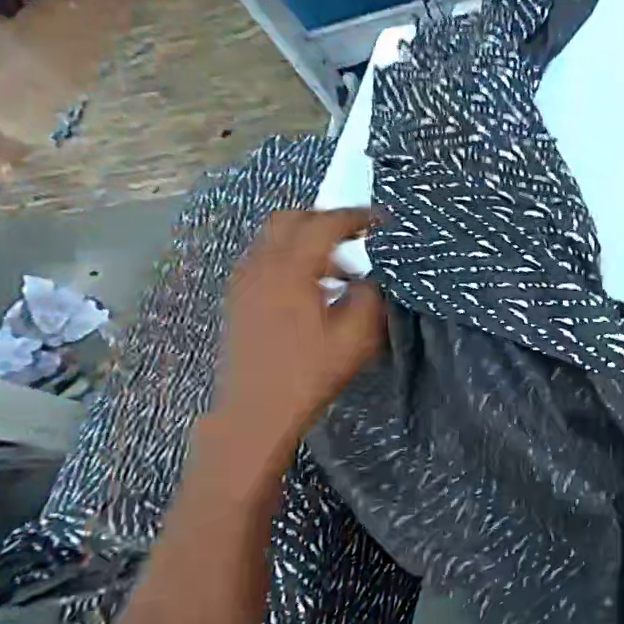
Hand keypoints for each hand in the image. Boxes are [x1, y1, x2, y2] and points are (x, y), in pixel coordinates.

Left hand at [203, 209, 384, 479]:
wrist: (259, 406)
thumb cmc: (311, 372)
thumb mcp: (357, 337)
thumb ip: (370, 298)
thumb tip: (372, 277)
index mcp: (291, 271)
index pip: (324, 225)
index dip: (356, 218)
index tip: (383, 221)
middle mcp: (261, 266)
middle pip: (291, 219)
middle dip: (327, 220)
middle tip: (359, 234)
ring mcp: (245, 280)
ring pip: (275, 238)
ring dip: (309, 239)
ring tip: (341, 267)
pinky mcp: (240, 296)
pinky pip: (267, 258)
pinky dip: (293, 257)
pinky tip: (315, 286)